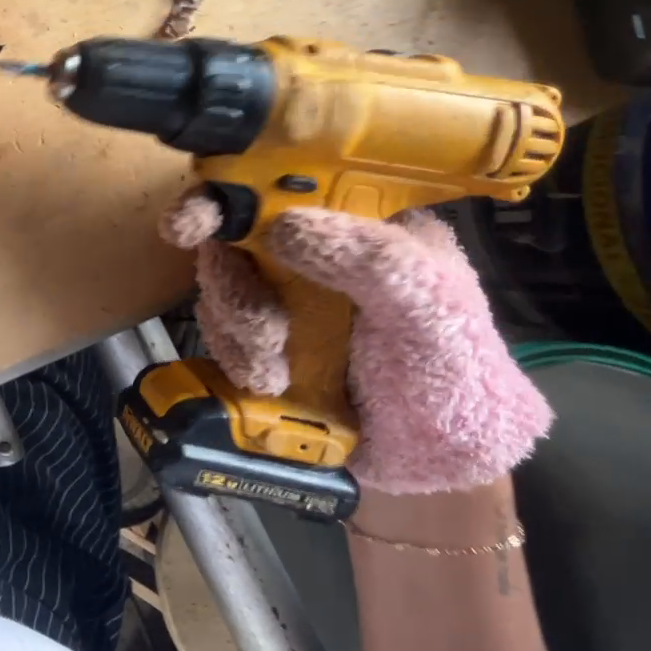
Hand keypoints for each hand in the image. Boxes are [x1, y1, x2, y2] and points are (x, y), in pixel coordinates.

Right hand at [161, 196, 552, 493]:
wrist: (436, 467)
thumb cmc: (455, 380)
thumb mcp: (432, 314)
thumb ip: (374, 264)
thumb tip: (284, 227)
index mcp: (361, 225)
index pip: (288, 183)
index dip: (231, 191)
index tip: (195, 221)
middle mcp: (313, 251)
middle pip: (234, 237)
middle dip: (233, 284)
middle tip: (258, 326)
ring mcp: (281, 294)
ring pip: (221, 285)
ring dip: (236, 329)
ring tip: (274, 370)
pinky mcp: (258, 335)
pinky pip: (218, 328)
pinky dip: (231, 355)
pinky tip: (265, 380)